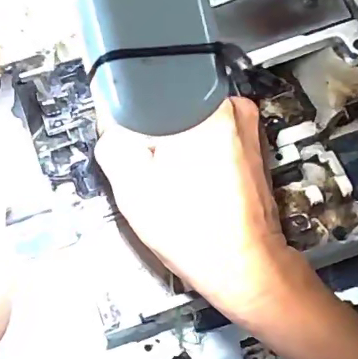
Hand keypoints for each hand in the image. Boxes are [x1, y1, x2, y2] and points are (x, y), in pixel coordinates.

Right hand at [94, 96, 324, 338]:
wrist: (243, 266)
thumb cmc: (197, 235)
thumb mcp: (132, 189)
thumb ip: (113, 144)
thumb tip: (110, 124)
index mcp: (205, 112)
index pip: (146, 92)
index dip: (126, 120)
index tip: (127, 146)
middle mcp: (232, 110)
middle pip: (166, 106)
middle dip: (149, 136)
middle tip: (150, 172)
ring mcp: (245, 127)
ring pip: (183, 123)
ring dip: (169, 148)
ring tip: (172, 182)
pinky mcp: (247, 145)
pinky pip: (203, 138)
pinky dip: (189, 157)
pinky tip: (187, 186)